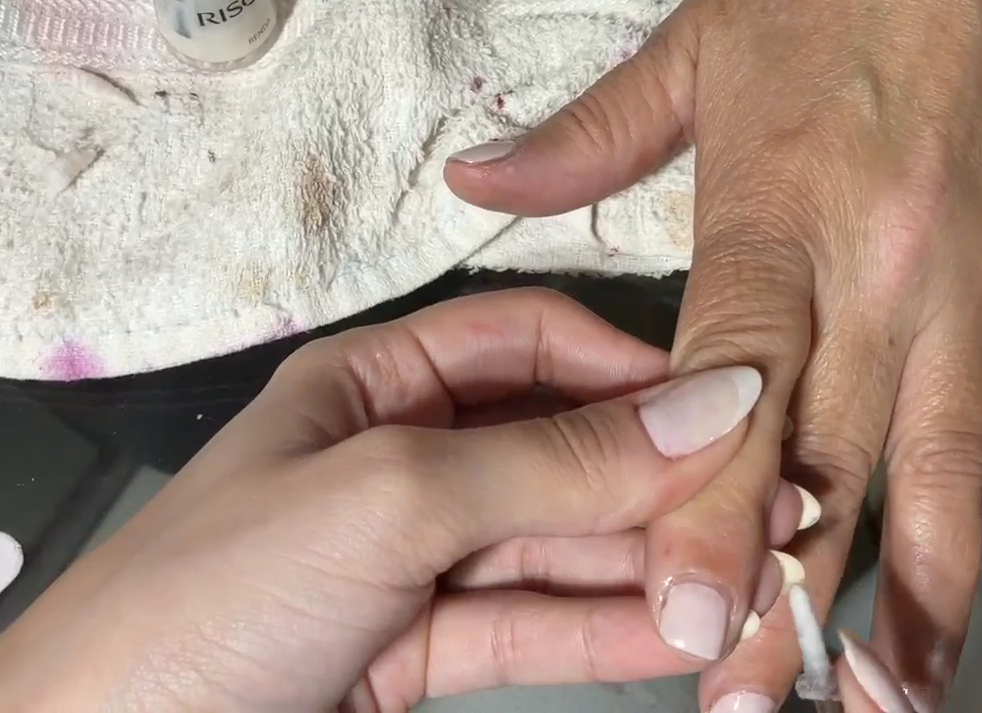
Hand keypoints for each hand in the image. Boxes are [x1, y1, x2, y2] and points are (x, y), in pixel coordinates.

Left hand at [0, 289, 796, 711]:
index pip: (527, 338)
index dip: (623, 363)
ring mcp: (412, 549)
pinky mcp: (417, 642)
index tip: (722, 402)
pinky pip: (528, 618)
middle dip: (651, 473)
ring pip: (552, 537)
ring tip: (750, 578)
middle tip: (763, 506)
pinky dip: (604, 628)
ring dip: (646, 558)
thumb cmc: (219, 594)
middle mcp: (402, 447)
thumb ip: (549, 460)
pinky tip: (684, 634)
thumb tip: (702, 407)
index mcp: (378, 377)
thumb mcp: (392, 498)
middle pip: (550, 440)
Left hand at [444, 0, 981, 710]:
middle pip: (832, 458)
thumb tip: (466, 180)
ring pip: (950, 466)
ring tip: (888, 702)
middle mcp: (881, 268)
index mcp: (773, 214)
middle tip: (764, 708)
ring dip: (924, 592)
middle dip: (797, 593)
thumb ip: (577, 140)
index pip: (730, 388)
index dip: (706, 509)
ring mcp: (979, 278)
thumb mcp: (685, 49)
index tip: (693, 625)